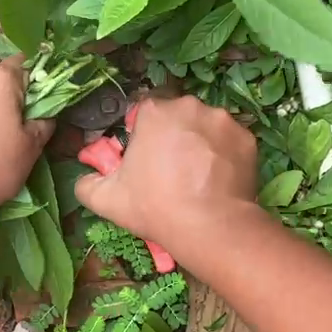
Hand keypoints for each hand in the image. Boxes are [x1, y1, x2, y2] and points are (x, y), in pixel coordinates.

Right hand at [74, 96, 258, 254]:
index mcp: (155, 111)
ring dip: (201, 143)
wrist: (209, 226)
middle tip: (172, 170)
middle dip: (175, 136)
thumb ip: (86, 184)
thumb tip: (85, 179)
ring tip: (199, 177)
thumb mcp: (106, 200)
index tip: (147, 160)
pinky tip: (219, 180)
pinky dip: (225, 156)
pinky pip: (231, 142)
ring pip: (207, 126)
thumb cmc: (154, 206)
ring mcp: (222, 120)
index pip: (145, 113)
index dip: (144, 136)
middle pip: (178, 116)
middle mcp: (189, 105)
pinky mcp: (247, 138)